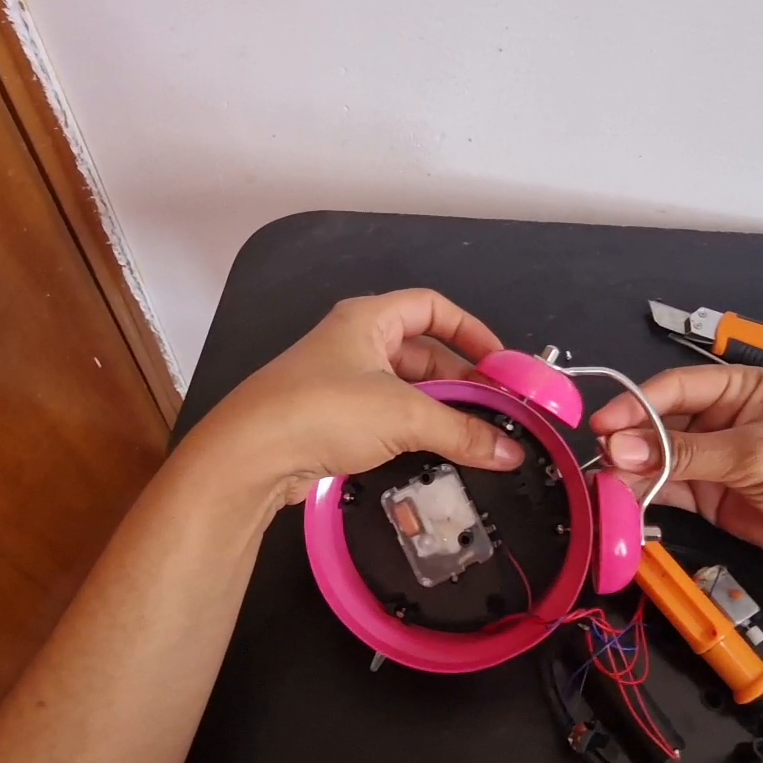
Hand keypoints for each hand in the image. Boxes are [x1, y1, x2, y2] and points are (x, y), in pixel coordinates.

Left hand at [188, 289, 525, 506]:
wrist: (250, 455)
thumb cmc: (327, 411)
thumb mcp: (403, 415)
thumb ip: (462, 431)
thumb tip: (512, 452)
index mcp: (369, 319)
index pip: (432, 307)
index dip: (470, 330)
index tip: (500, 363)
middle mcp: (355, 342)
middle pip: (423, 353)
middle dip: (461, 381)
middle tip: (497, 413)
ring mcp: (342, 381)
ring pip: (406, 389)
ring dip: (440, 411)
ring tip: (477, 439)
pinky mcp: (333, 419)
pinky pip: (387, 416)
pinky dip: (414, 431)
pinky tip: (438, 453)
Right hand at [589, 365, 762, 592]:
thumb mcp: (756, 454)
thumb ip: (685, 452)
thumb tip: (615, 448)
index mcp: (737, 389)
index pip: (673, 388)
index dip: (635, 405)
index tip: (601, 426)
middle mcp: (718, 419)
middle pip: (658, 424)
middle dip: (628, 441)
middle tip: (600, 462)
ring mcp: (712, 459)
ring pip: (656, 458)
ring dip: (630, 471)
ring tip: (606, 487)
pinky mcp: (709, 497)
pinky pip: (666, 489)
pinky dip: (643, 494)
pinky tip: (623, 501)